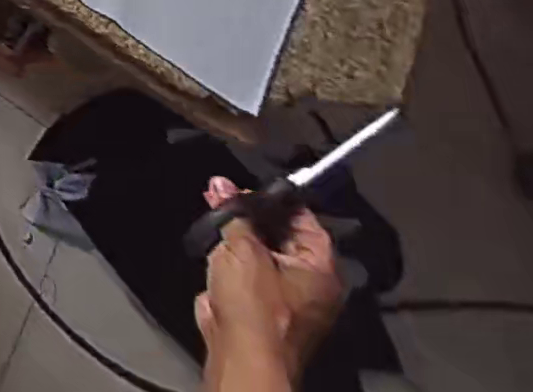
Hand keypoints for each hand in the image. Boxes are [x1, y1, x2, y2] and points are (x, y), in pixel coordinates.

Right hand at [195, 177, 342, 389]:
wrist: (241, 351)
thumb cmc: (254, 300)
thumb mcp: (242, 249)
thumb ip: (233, 214)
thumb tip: (219, 182)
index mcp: (321, 269)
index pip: (306, 220)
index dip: (276, 199)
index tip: (244, 183)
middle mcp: (311, 280)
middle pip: (283, 233)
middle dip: (250, 211)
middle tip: (219, 191)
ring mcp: (287, 292)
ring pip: (263, 247)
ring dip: (238, 229)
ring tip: (211, 207)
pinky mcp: (262, 299)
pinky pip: (250, 265)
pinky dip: (233, 249)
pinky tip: (212, 234)